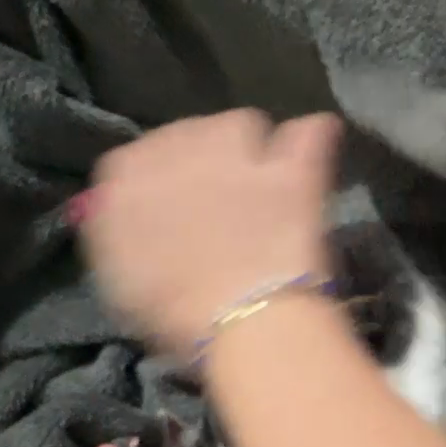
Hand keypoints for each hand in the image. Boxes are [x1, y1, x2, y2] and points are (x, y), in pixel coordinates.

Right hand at [75, 108, 344, 351]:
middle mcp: (175, 153)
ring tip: (269, 177)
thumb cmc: (180, 318)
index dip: (170, 183)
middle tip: (232, 199)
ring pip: (244, 124)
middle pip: (191, 136)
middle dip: (209, 159)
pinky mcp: (291, 174)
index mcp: (125, 179)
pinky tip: (320, 138)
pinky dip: (314, 137)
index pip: (142, 160)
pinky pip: (307, 135)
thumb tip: (136, 223)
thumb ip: (127, 239)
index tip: (185, 208)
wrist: (243, 321)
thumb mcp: (128, 283)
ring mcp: (236, 158)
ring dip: (256, 146)